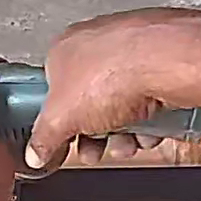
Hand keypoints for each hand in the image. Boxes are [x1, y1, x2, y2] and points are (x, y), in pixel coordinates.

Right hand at [24, 9, 200, 170]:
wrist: (166, 62)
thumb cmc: (113, 74)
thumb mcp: (62, 119)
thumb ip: (44, 139)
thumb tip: (34, 154)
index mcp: (64, 50)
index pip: (53, 93)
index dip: (59, 123)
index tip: (64, 145)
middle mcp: (97, 46)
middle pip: (89, 104)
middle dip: (95, 136)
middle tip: (98, 151)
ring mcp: (131, 53)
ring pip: (122, 106)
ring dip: (124, 135)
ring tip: (129, 144)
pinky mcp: (160, 65)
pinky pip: (149, 101)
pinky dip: (150, 121)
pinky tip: (152, 131)